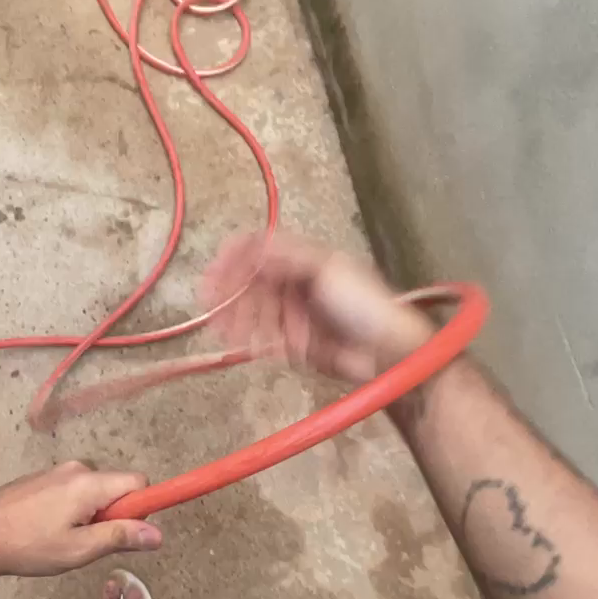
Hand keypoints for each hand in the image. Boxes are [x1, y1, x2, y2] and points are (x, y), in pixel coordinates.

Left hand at [0, 462, 163, 580]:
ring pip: (92, 491)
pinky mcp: (40, 479)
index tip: (127, 533)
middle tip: (87, 543)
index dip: (141, 507)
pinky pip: (72, 490)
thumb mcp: (79, 550)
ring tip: (62, 539)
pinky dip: (70, 509)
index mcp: (89, 482)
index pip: (138, 481)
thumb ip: (120, 537)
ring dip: (89, 514)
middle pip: (115, 487)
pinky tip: (46, 530)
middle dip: (112, 514)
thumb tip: (158, 534)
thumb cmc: (29, 546)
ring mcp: (55, 471)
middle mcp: (75, 468)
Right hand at [200, 232, 435, 381]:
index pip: (259, 252)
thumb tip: (248, 246)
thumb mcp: (327, 268)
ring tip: (223, 333)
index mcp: (304, 260)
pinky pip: (264, 338)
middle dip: (229, 294)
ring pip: (253, 313)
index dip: (233, 258)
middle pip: (250, 284)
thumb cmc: (363, 303)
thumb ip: (286, 256)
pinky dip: (250, 340)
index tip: (212, 272)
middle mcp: (295, 283)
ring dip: (236, 320)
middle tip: (209, 307)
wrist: (388, 351)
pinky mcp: (293, 341)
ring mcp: (293, 313)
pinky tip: (242, 345)